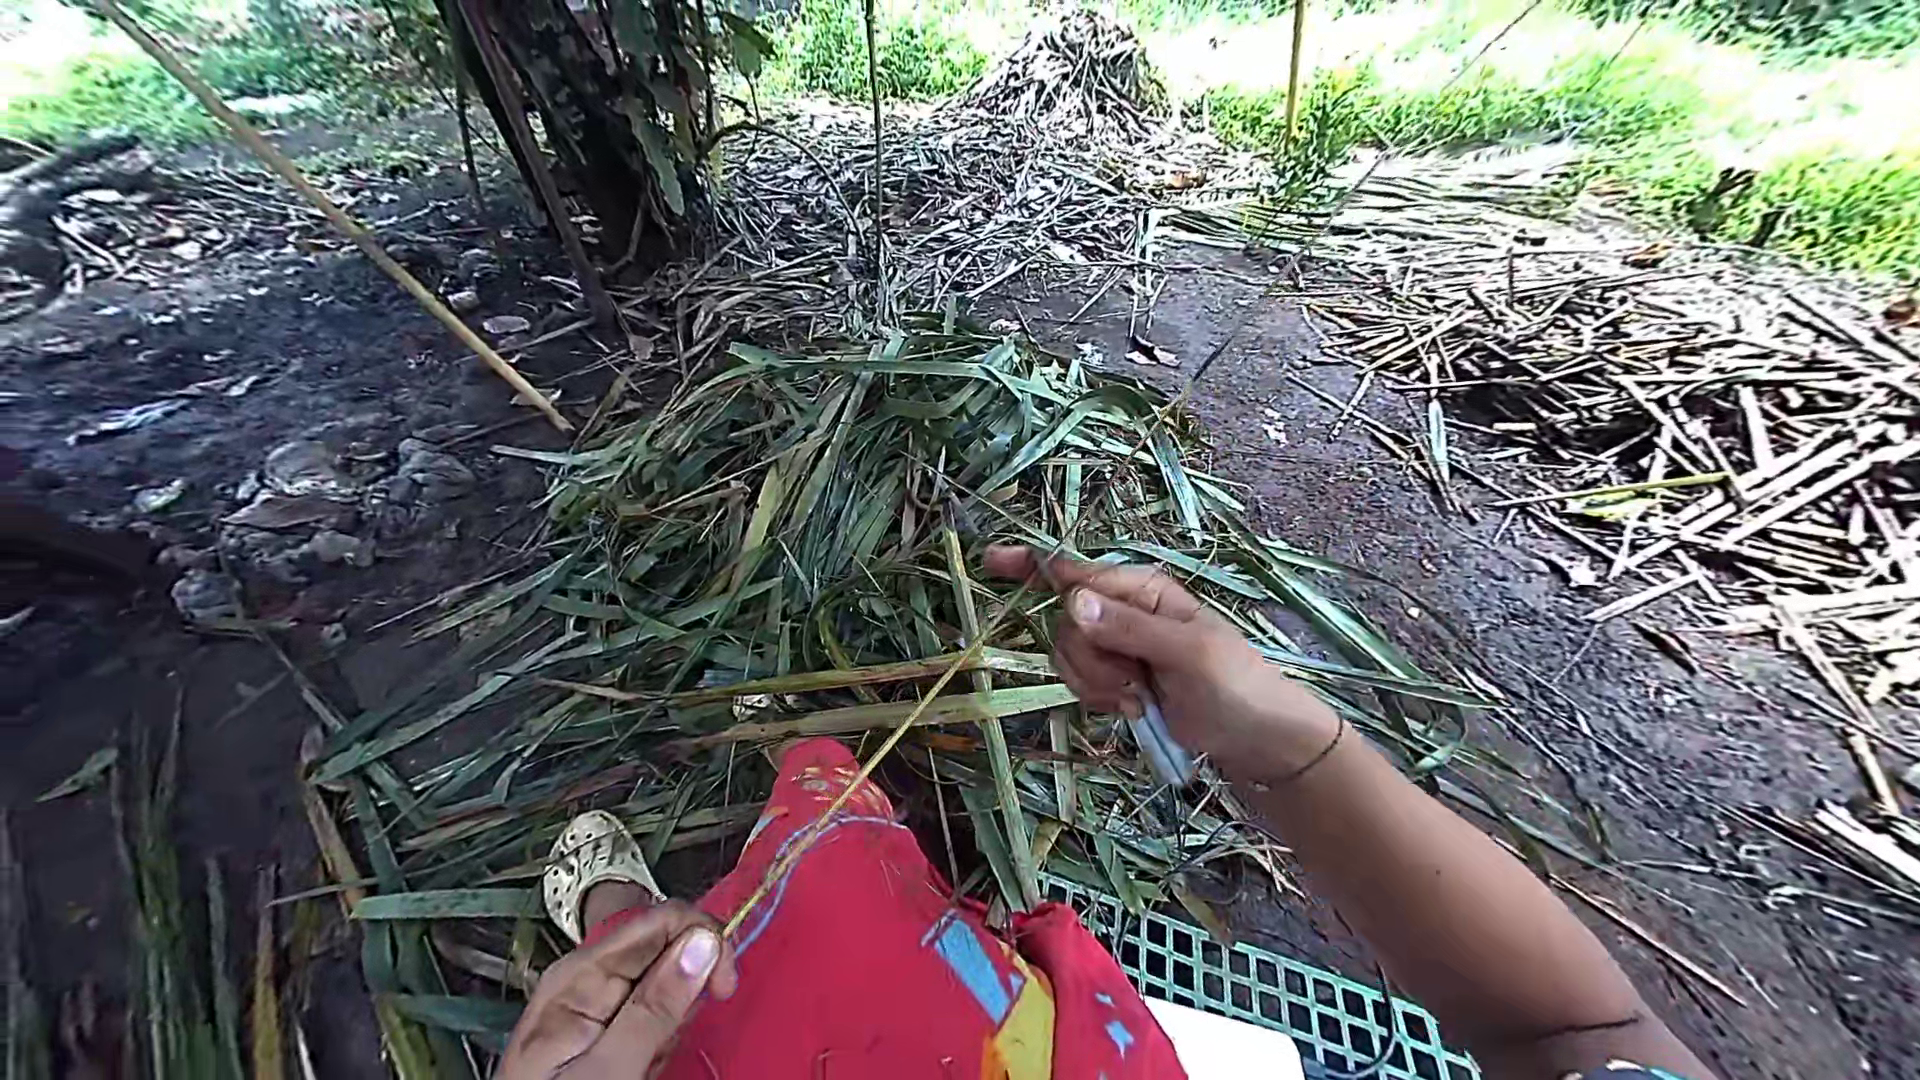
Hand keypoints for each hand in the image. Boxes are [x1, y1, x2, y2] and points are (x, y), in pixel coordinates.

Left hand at [498, 901, 737, 1078]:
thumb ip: (655, 1008)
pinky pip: (656, 1004)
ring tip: (649, 1064)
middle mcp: (589, 972)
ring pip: (668, 974)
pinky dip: (664, 1031)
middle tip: (673, 1041)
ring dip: (675, 1016)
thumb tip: (706, 940)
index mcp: (580, 973)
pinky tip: (645, 1064)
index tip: (725, 987)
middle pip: (667, 943)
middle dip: (686, 988)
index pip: (662, 919)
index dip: (704, 939)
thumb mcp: (606, 1077)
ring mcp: (596, 996)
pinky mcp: (606, 1020)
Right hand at [985, 545, 1340, 781]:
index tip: (991, 560)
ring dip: (1096, 683)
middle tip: (1132, 683)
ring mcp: (1113, 642)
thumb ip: (1129, 627)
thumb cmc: (1235, 685)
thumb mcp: (1189, 653)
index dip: (1033, 565)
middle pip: (1065, 622)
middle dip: (1091, 660)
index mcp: (1141, 588)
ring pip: (1065, 653)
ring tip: (1139, 698)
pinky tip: (1131, 706)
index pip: (1077, 572)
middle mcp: (1120, 608)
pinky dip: (1097, 697)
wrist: (1254, 739)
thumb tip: (1071, 600)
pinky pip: (1076, 678)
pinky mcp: (1110, 673)